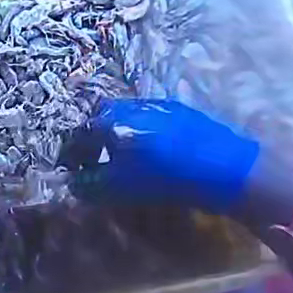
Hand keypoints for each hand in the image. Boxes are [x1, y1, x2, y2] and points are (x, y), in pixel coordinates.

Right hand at [73, 98, 259, 212]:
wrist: (221, 168)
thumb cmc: (159, 177)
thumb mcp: (116, 187)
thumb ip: (88, 184)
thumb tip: (73, 183)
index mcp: (107, 120)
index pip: (78, 135)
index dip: (71, 156)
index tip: (72, 172)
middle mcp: (128, 105)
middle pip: (100, 120)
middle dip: (93, 141)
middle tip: (95, 162)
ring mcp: (157, 105)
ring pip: (125, 119)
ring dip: (118, 137)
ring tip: (123, 160)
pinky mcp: (181, 111)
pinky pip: (148, 121)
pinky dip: (140, 136)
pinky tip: (151, 155)